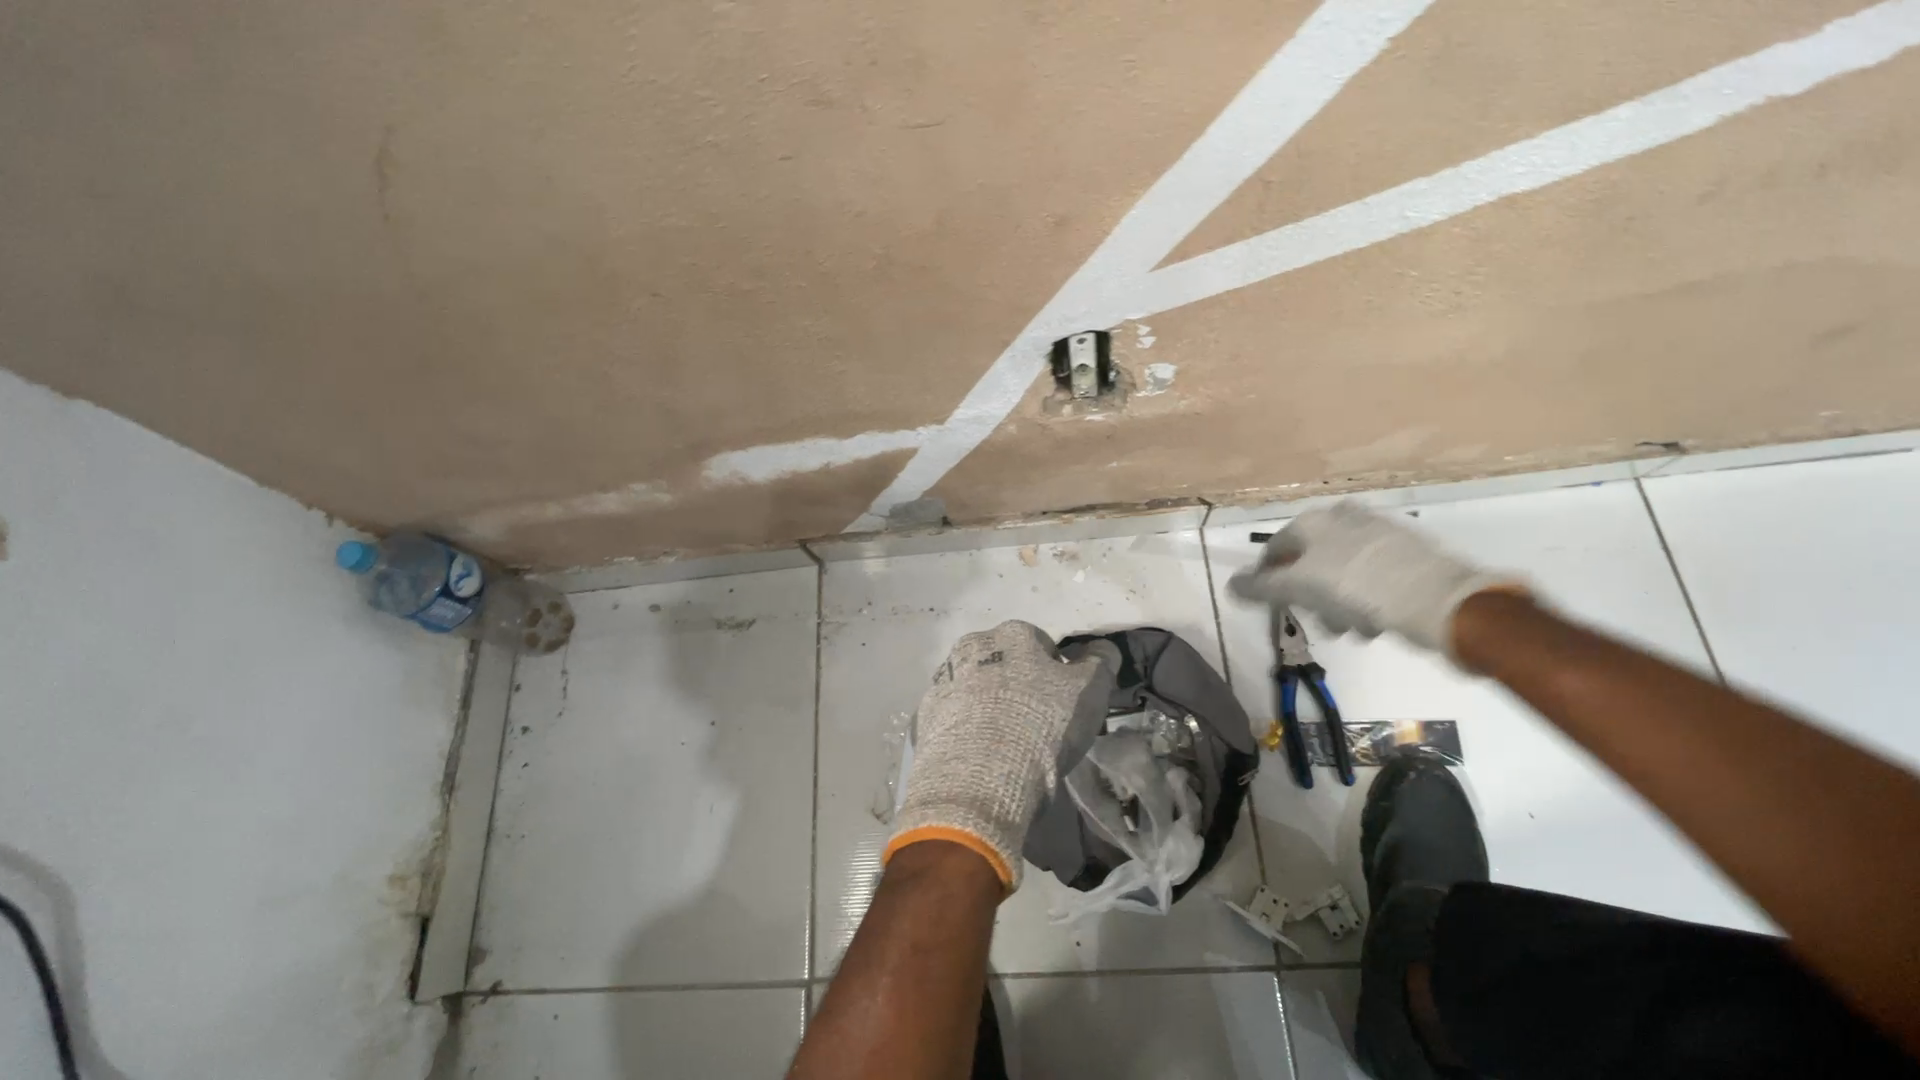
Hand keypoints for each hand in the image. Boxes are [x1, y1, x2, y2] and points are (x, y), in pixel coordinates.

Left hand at [883, 620, 1112, 889]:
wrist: (980, 778)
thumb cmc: (1042, 726)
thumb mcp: (1090, 691)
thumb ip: (1100, 662)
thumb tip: (1101, 649)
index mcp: (1014, 634)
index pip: (1041, 644)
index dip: (1055, 673)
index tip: (1060, 703)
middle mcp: (973, 646)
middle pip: (1003, 661)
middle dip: (1016, 683)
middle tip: (1032, 720)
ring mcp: (945, 680)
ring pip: (975, 686)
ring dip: (988, 703)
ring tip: (1003, 740)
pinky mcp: (926, 715)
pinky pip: (954, 714)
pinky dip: (966, 726)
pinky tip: (979, 752)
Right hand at [1228, 501, 1524, 658]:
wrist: (1438, 598)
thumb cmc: (1358, 589)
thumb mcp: (1299, 589)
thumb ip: (1262, 587)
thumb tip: (1231, 584)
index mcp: (1314, 521)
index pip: (1275, 549)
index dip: (1267, 578)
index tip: (1271, 606)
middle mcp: (1345, 518)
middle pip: (1311, 560)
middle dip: (1309, 594)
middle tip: (1317, 620)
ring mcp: (1380, 533)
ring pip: (1342, 571)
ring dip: (1339, 601)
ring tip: (1353, 628)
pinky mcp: (1409, 553)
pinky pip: (1373, 577)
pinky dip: (1367, 598)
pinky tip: (1377, 620)